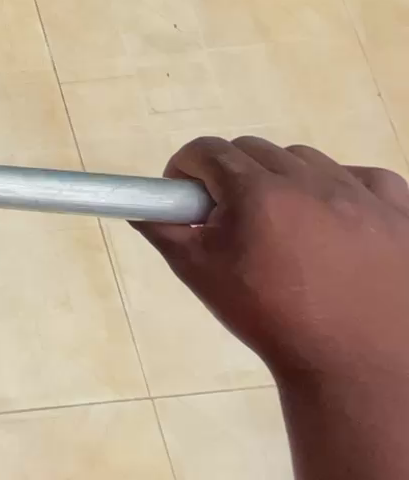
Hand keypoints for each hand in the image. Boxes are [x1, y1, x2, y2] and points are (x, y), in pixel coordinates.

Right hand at [135, 136, 408, 385]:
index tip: (186, 197)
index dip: (185, 169)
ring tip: (283, 216)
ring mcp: (369, 203)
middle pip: (254, 149)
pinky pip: (371, 179)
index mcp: (259, 195)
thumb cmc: (269, 317)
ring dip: (283, 176)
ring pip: (307, 159)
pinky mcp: (408, 221)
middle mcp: (315, 187)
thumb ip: (160, 227)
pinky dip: (346, 186)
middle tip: (229, 211)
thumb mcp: (195, 270)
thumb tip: (138, 206)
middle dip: (230, 171)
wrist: (359, 369)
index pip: (206, 150)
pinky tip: (336, 213)